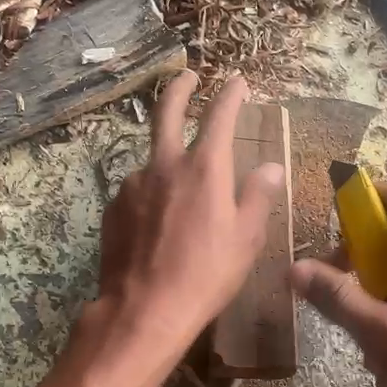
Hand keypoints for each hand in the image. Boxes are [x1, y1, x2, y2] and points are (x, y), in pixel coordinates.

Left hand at [74, 72, 286, 377]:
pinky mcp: (114, 206)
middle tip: (188, 77)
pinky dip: (151, 194)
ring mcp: (133, 184)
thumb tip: (273, 167)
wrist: (143, 310)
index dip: (231, 94)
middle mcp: (165, 165)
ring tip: (181, 196)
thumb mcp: (245, 239)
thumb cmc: (206, 275)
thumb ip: (258, 196)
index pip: (220, 116)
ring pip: (153, 159)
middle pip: (168, 112)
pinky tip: (158, 224)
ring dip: (168, 162)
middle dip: (180, 89)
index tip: (239, 83)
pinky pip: (138, 190)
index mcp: (204, 168)